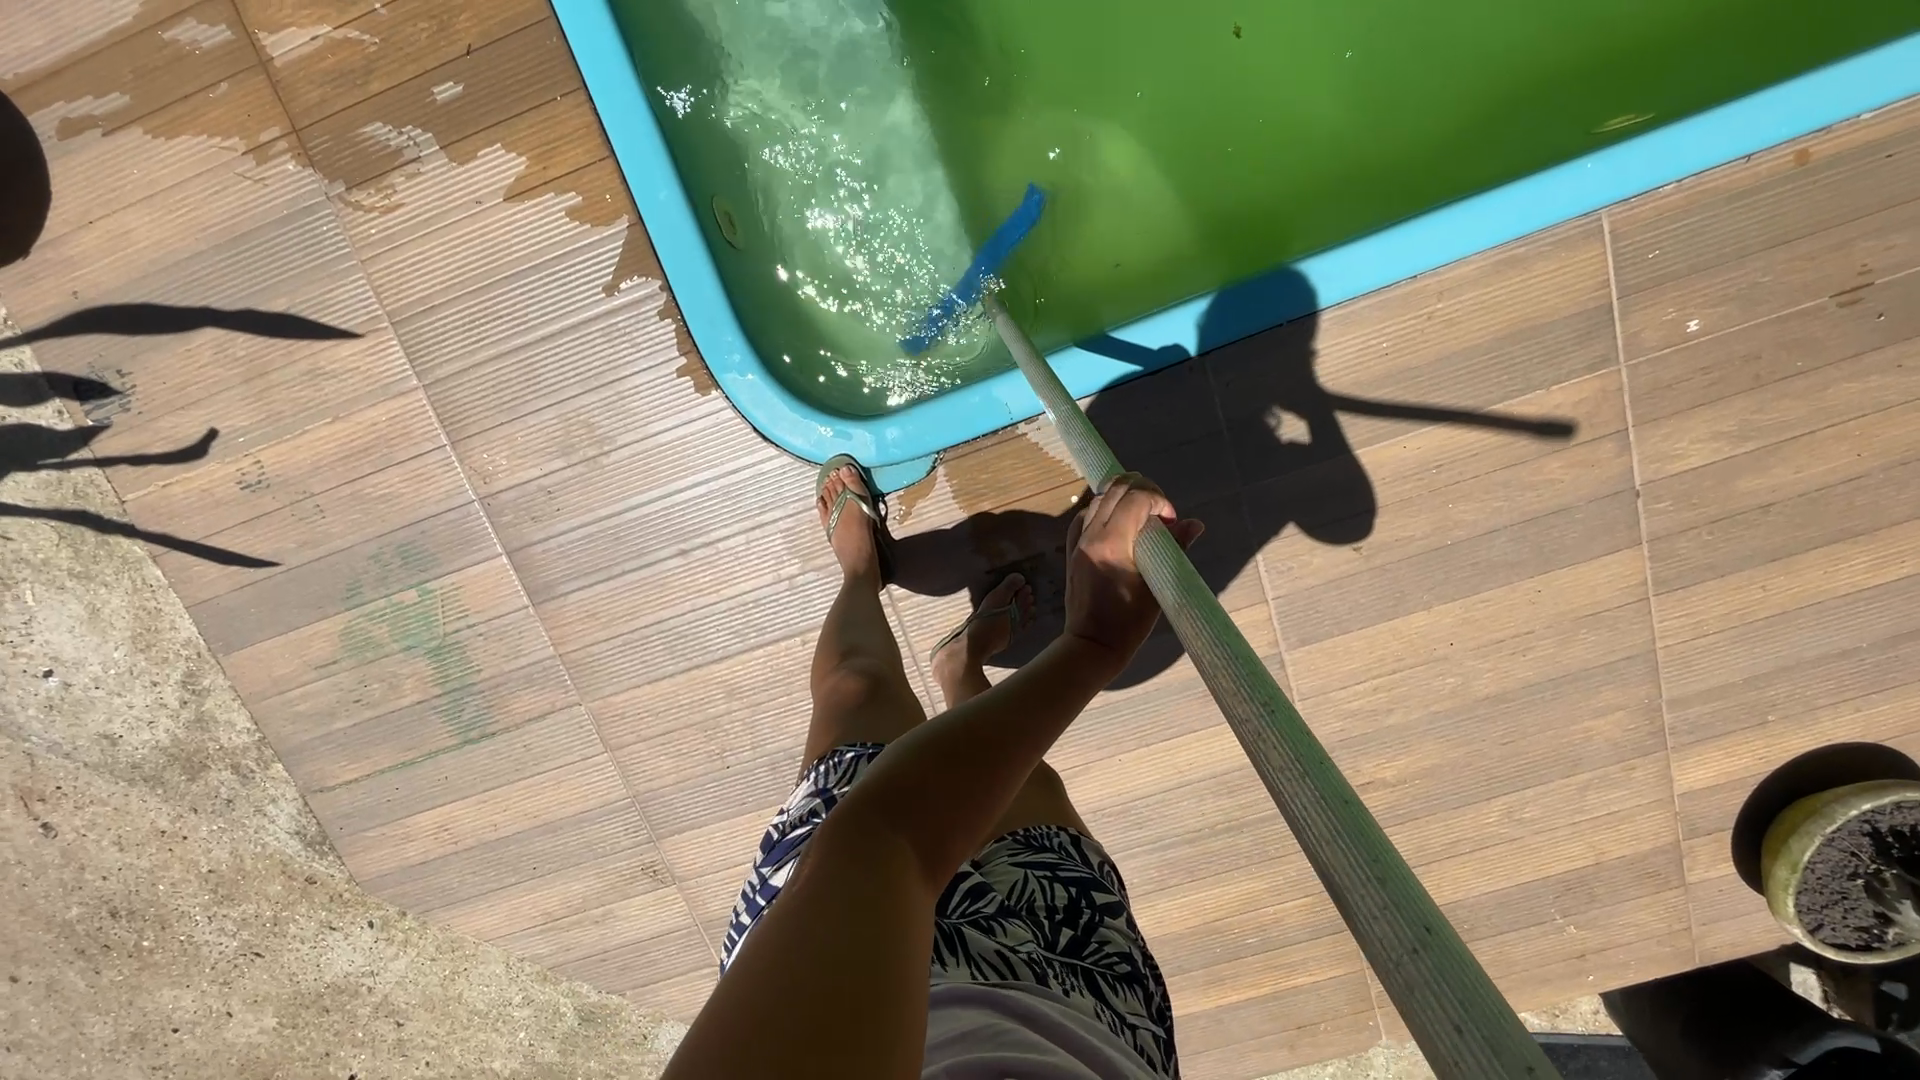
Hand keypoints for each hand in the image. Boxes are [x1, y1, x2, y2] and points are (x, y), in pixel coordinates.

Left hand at [1062, 473, 1203, 669]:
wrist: (1092, 643)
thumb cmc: (1129, 622)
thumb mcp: (1158, 586)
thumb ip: (1174, 549)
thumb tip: (1194, 524)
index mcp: (1113, 543)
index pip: (1136, 498)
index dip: (1159, 500)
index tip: (1171, 520)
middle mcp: (1092, 535)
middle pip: (1116, 489)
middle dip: (1143, 491)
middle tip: (1160, 512)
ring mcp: (1078, 541)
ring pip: (1099, 499)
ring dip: (1123, 497)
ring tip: (1142, 516)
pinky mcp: (1071, 549)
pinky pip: (1086, 516)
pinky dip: (1104, 510)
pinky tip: (1118, 524)